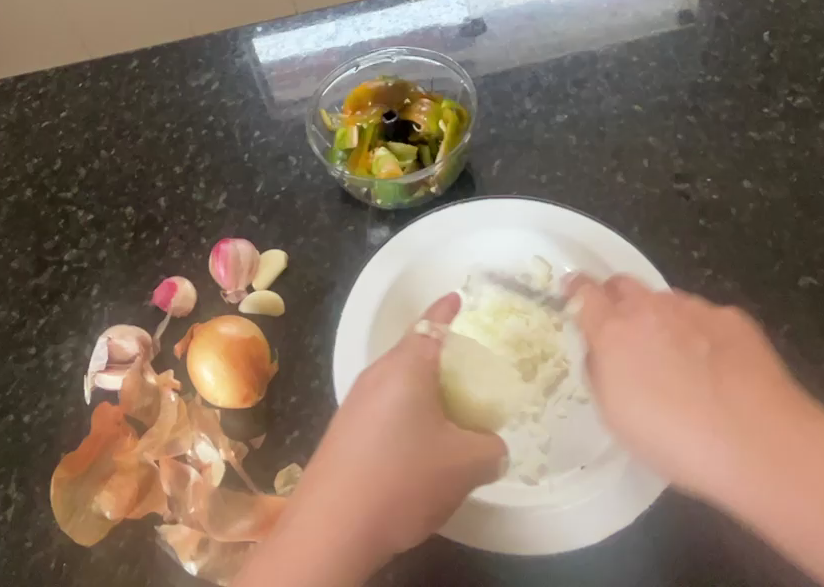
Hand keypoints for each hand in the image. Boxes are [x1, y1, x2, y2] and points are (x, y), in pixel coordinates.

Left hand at [243, 294, 504, 583]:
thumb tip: (491, 446)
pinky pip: (384, 412)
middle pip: (413, 355)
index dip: (446, 310)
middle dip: (441, 361)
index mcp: (405, 367)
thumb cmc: (403, 478)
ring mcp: (355, 404)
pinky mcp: (345, 433)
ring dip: (424, 396)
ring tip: (452, 421)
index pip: (430, 325)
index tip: (456, 297)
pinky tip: (420, 454)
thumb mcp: (465, 465)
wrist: (332, 526)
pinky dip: (407, 420)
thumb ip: (490, 448)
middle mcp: (376, 375)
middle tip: (472, 375)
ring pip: (398, 386)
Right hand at [571, 274, 822, 498]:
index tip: (573, 299)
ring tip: (679, 362)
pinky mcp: (732, 318)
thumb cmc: (677, 440)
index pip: (582, 290)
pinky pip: (704, 316)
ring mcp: (694, 308)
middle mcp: (649, 308)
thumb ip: (600, 372)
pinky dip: (701, 333)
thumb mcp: (615, 417)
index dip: (575, 292)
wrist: (761, 444)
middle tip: (624, 335)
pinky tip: (717, 368)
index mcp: (612, 330)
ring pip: (665, 301)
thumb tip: (600, 353)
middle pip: (622, 284)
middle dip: (617, 301)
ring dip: (660, 319)